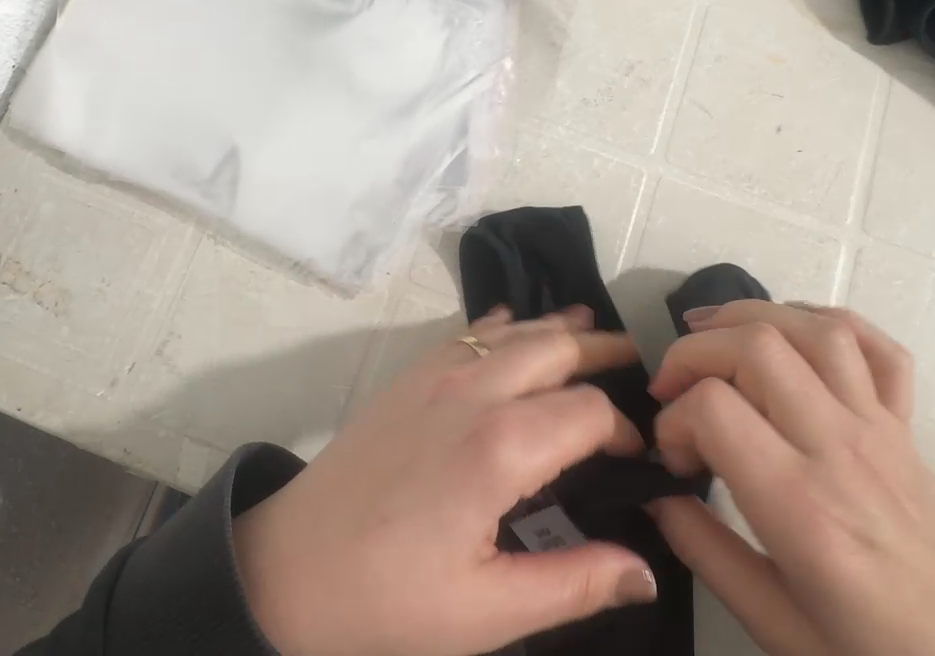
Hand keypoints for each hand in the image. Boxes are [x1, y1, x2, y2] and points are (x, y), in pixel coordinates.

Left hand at [233, 306, 661, 655]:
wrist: (288, 567)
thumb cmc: (389, 598)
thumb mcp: (488, 610)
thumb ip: (575, 584)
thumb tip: (646, 570)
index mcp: (501, 447)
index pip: (589, 411)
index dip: (624, 429)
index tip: (637, 456)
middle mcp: (473, 392)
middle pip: (555, 347)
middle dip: (601, 350)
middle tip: (636, 362)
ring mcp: (433, 375)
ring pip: (511, 330)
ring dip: (555, 327)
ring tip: (591, 328)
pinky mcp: (406, 377)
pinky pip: (465, 331)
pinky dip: (501, 324)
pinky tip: (513, 324)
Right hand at [648, 301, 934, 655]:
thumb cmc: (877, 654)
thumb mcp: (777, 628)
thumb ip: (706, 553)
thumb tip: (657, 495)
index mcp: (802, 508)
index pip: (713, 409)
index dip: (671, 420)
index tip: (672, 458)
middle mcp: (840, 449)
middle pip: (755, 346)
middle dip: (692, 351)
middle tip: (670, 389)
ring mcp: (880, 431)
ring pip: (813, 330)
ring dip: (750, 316)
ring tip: (710, 334)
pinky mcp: (906, 430)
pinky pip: (877, 349)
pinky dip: (827, 321)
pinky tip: (789, 335)